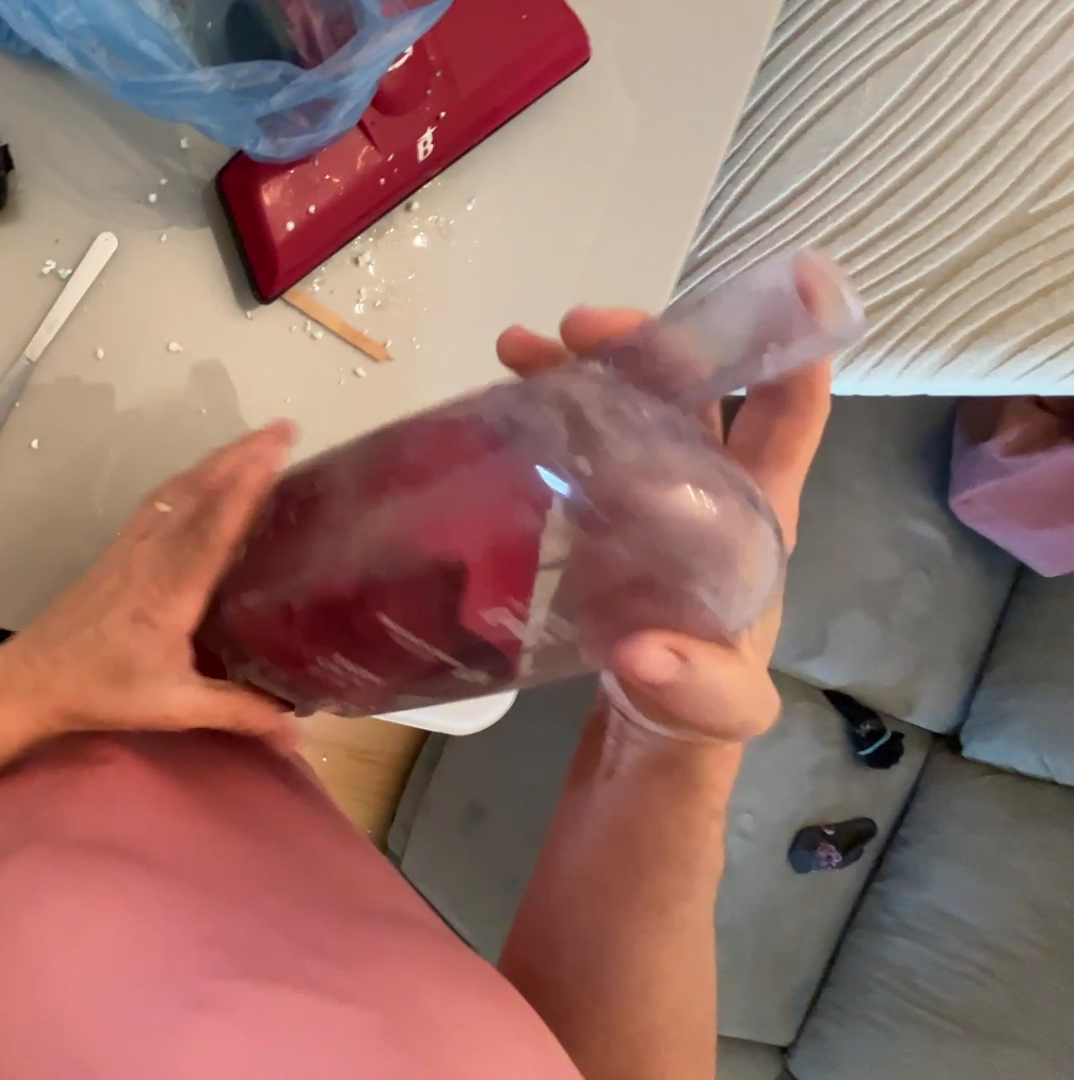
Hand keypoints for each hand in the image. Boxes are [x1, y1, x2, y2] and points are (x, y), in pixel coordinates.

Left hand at [0, 422, 300, 747]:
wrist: (34, 676)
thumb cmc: (102, 689)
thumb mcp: (173, 706)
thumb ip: (237, 713)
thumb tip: (299, 734)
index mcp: (171, 589)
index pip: (214, 525)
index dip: (247, 484)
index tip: (278, 450)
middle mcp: (151, 555)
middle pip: (198, 492)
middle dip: (241, 455)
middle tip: (284, 430)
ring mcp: (131, 547)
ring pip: (176, 491)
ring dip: (215, 461)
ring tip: (253, 443)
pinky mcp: (117, 549)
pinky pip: (157, 502)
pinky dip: (188, 480)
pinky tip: (200, 477)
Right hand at [498, 309, 832, 743]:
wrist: (635, 716)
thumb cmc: (697, 701)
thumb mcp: (716, 703)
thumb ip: (696, 685)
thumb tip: (643, 654)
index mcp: (750, 513)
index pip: (785, 415)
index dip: (793, 344)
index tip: (783, 281)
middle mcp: (693, 487)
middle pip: (681, 391)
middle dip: (640, 345)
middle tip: (575, 328)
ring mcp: (630, 496)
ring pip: (611, 408)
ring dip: (570, 370)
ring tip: (514, 349)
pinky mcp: (578, 514)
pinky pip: (561, 449)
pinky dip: (533, 417)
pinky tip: (496, 404)